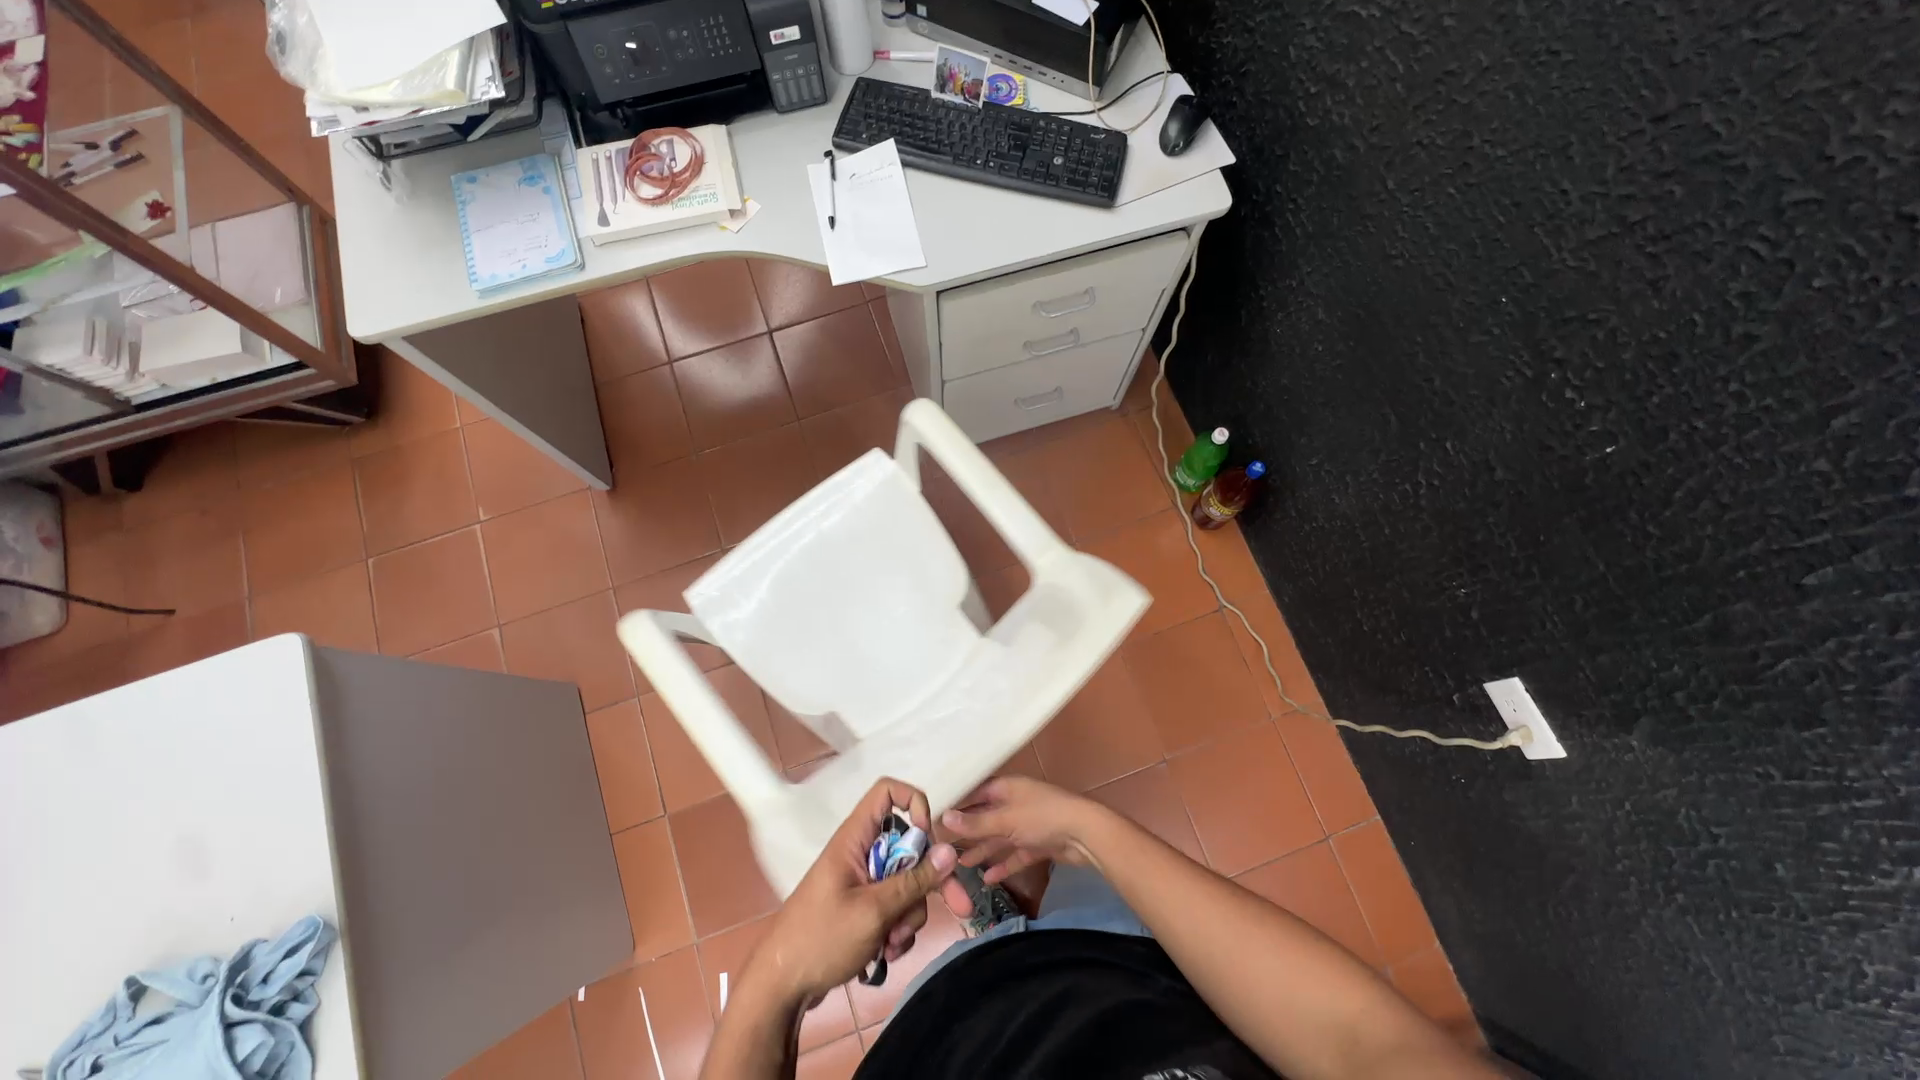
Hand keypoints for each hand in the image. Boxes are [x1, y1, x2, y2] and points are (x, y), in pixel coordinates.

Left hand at [741, 778, 961, 1007]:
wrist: (781, 986)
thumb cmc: (821, 939)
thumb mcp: (873, 911)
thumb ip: (913, 881)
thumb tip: (949, 852)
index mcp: (855, 839)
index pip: (887, 793)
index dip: (914, 804)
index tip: (928, 837)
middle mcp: (860, 854)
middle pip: (909, 847)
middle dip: (931, 880)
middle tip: (960, 907)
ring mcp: (862, 883)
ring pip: (907, 883)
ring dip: (910, 913)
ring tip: (893, 943)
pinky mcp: (863, 909)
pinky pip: (896, 908)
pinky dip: (898, 929)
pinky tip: (888, 952)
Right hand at [941, 776, 1114, 885]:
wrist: (1084, 835)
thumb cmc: (1042, 817)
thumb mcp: (1006, 820)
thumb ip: (976, 822)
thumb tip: (944, 818)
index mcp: (1007, 788)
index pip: (975, 792)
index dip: (957, 805)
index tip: (935, 817)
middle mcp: (1015, 803)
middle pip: (986, 817)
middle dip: (967, 832)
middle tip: (943, 846)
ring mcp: (1027, 824)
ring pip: (1000, 838)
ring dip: (983, 850)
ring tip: (961, 864)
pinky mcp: (1038, 844)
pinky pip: (1015, 854)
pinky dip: (1004, 865)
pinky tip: (988, 879)